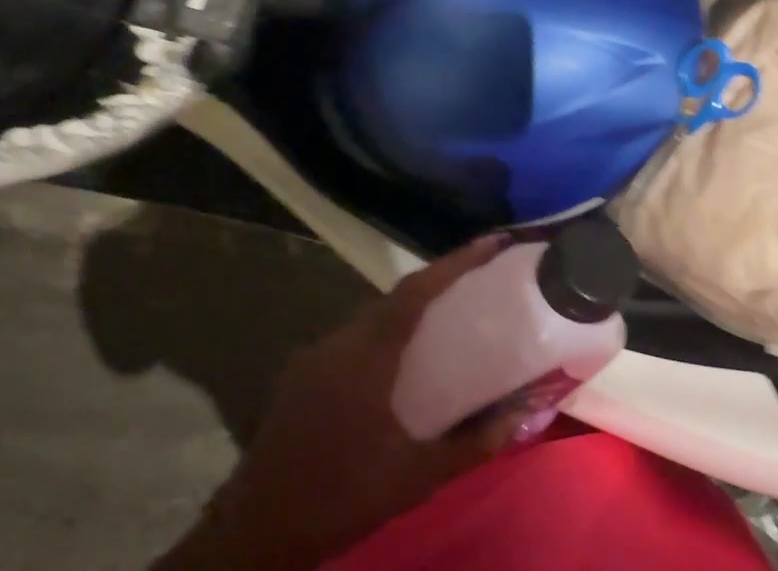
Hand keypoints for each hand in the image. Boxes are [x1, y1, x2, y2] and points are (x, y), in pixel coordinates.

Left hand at [156, 234, 525, 570]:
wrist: (252, 536)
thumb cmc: (341, 496)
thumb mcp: (418, 476)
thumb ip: (475, 443)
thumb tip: (525, 414)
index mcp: (367, 356)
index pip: (417, 291)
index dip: (457, 262)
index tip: (495, 241)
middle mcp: (338, 344)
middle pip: (396, 297)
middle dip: (440, 281)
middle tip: (484, 279)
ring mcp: (313, 360)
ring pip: (372, 318)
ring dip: (412, 309)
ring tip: (452, 315)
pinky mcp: (300, 379)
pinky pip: (354, 339)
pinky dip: (387, 334)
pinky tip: (405, 360)